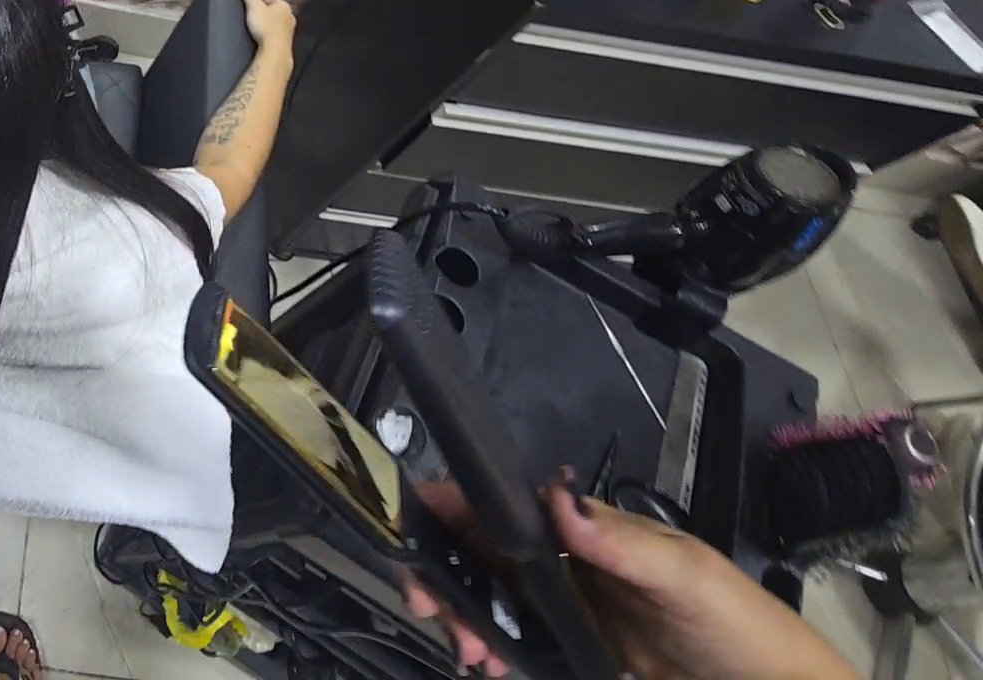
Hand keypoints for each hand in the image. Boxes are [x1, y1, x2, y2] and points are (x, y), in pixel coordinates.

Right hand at [234, 0, 293, 53]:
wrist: (274, 50)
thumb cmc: (264, 26)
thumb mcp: (253, 7)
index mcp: (282, 4)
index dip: (255, 1)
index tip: (245, 7)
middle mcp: (290, 14)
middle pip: (271, 10)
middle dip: (262, 12)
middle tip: (249, 18)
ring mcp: (290, 28)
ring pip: (275, 21)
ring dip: (267, 23)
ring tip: (254, 28)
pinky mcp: (287, 40)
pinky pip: (276, 32)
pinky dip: (269, 33)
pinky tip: (261, 37)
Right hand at [408, 487, 858, 679]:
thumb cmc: (741, 628)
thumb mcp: (687, 578)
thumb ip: (620, 539)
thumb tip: (554, 495)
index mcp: (574, 526)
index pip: (492, 502)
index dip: (444, 512)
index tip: (415, 542)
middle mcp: (557, 559)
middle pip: (474, 551)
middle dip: (440, 573)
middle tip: (431, 610)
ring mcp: (562, 608)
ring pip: (485, 598)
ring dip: (460, 616)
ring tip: (469, 653)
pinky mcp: (569, 651)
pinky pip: (512, 642)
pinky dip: (488, 649)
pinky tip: (486, 664)